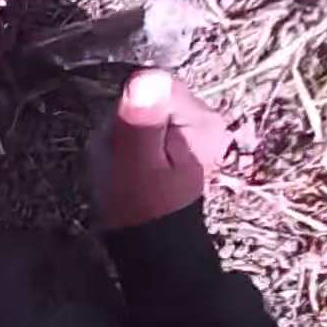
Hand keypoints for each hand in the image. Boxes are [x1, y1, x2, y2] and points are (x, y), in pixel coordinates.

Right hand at [93, 70, 231, 229]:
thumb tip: (145, 78)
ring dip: (124, 139)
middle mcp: (206, 121)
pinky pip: (147, 134)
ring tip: (123, 169)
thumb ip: (140, 121)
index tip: (120, 141)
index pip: (151, 85)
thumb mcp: (136, 163)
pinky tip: (130, 172)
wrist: (154, 249)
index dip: (124, 109)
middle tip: (120, 160)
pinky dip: (132, 150)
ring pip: (142, 117)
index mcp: (200, 119)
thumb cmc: (142, 207)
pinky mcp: (182, 149)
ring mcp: (195, 136)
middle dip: (123, 125)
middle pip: (147, 100)